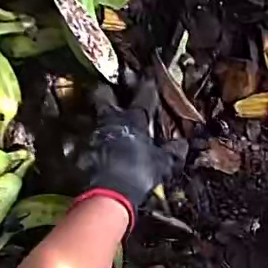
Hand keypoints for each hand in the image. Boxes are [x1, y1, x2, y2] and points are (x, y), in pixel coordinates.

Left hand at [78, 77, 178, 210]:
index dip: (147, 84)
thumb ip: (172, 152)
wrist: (111, 191)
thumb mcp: (162, 164)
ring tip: (106, 116)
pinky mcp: (84, 148)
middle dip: (108, 90)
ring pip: (96, 114)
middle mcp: (112, 120)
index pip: (143, 96)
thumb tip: (182, 143)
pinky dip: (96, 136)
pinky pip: (91, 135)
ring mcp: (96, 133)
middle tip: (112, 88)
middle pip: (104, 95)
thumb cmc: (140, 172)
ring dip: (100, 112)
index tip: (148, 75)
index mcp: (134, 119)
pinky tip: (100, 142)